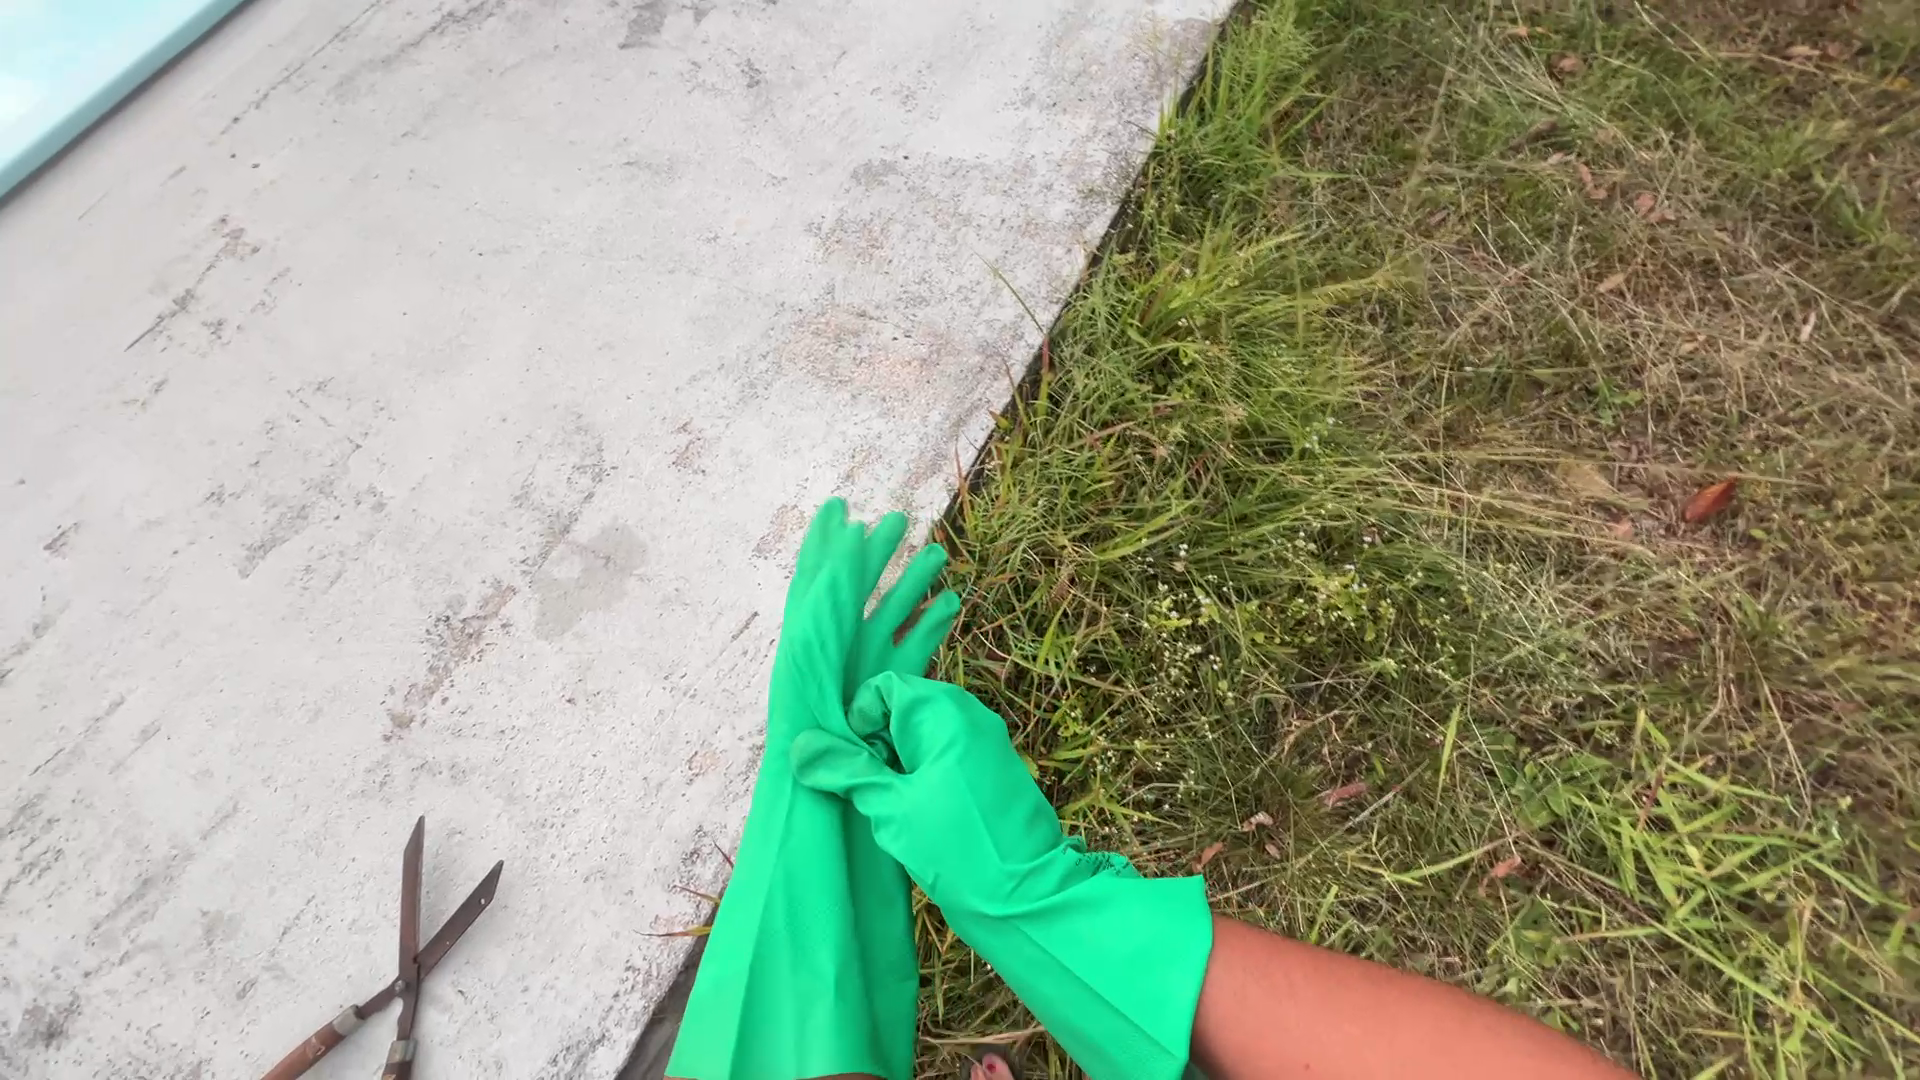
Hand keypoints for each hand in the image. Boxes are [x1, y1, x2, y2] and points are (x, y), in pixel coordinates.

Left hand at [668, 502, 957, 1079]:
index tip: (839, 518)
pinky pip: (903, 663)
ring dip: (904, 592)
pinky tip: (948, 606)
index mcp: (810, 701)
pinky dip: (923, 634)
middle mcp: (829, 693)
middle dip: (866, 564)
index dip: (828, 565)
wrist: (853, 902)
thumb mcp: (843, 795)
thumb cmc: (840, 853)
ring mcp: (859, 705)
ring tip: (935, 554)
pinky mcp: (888, 721)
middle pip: (846, 612)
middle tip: (888, 519)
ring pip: (881, 632)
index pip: (817, 618)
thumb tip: (807, 704)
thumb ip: (827, 739)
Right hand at [792, 674, 1212, 1079]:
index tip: (855, 764)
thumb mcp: (890, 808)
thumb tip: (801, 744)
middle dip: (877, 743)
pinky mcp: (991, 768)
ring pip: (922, 734)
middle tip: (869, 790)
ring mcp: (984, 740)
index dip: (860, 719)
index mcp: (943, 711)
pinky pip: (944, 753)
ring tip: (890, 807)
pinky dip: (923, 773)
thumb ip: (847, 770)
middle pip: (903, 707)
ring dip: (897, 763)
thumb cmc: (954, 846)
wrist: (1026, 896)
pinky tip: (916, 813)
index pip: (885, 687)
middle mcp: (967, 714)